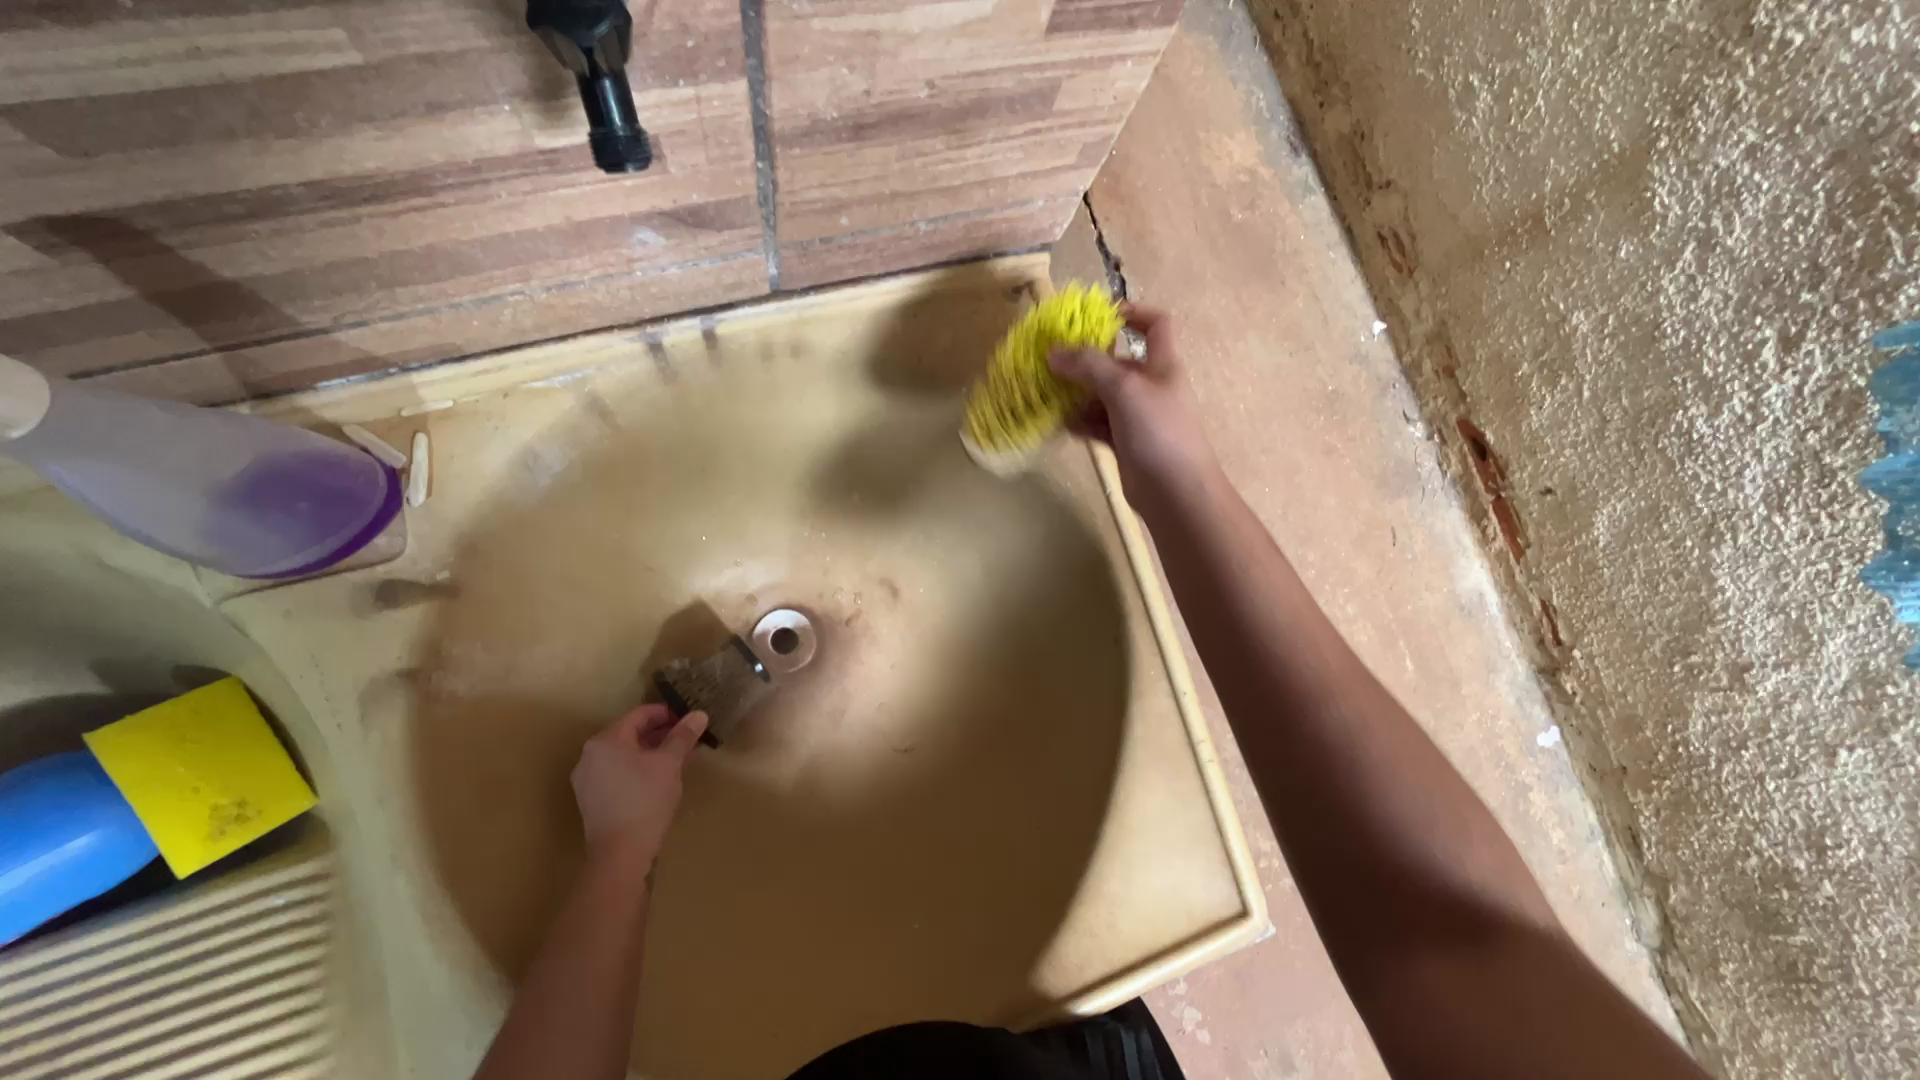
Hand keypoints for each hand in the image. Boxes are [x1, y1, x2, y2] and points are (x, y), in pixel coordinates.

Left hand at [570, 705, 707, 864]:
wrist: (620, 853)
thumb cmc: (645, 799)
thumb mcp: (669, 763)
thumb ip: (683, 736)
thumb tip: (699, 714)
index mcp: (606, 740)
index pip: (639, 715)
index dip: (667, 714)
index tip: (689, 720)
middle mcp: (590, 755)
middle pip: (631, 735)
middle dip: (662, 735)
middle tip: (689, 741)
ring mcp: (588, 779)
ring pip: (626, 756)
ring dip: (653, 754)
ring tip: (680, 760)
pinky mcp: (592, 800)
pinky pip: (619, 773)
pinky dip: (640, 770)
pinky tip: (661, 780)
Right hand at [1049, 305, 1216, 498]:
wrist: (1176, 491)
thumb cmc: (1158, 431)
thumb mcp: (1124, 389)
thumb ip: (1089, 366)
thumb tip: (1054, 352)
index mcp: (1163, 365)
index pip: (1156, 325)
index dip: (1134, 312)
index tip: (1102, 316)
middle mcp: (1151, 387)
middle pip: (1118, 363)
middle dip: (1087, 361)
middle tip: (1052, 361)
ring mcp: (1138, 417)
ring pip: (1103, 396)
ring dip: (1077, 394)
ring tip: (1048, 394)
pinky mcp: (1126, 443)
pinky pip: (1099, 424)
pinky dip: (1080, 421)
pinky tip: (1059, 423)